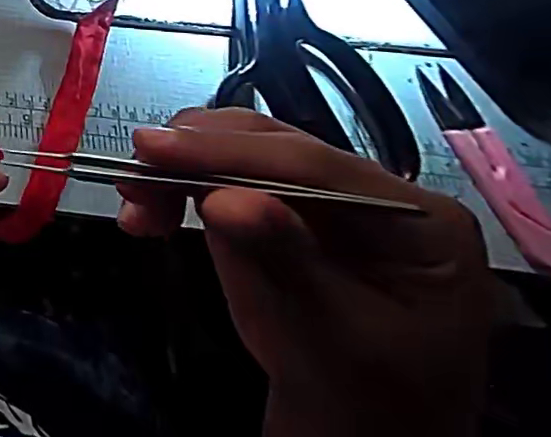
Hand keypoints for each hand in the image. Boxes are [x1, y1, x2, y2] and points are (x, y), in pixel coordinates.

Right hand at [118, 108, 492, 436]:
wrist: (350, 429)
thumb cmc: (360, 395)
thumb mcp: (332, 336)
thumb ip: (284, 261)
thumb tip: (222, 201)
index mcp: (415, 219)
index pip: (311, 163)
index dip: (227, 151)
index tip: (154, 148)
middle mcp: (366, 188)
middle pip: (266, 143)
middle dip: (192, 156)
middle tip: (135, 177)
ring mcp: (319, 190)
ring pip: (233, 147)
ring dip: (175, 169)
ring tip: (135, 204)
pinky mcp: (277, 198)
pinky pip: (217, 174)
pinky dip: (174, 186)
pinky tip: (148, 212)